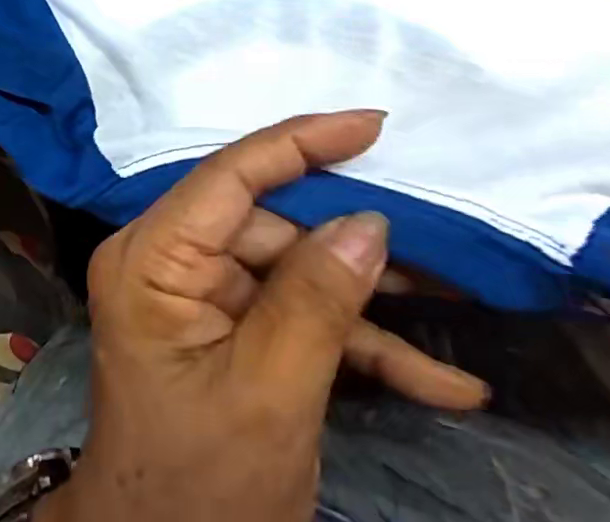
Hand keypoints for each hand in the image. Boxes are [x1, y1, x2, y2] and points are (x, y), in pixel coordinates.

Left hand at [37, 111, 487, 521]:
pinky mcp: (228, 329)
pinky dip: (358, 344)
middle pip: (272, 222)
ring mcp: (200, 295)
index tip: (372, 124)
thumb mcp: (269, 393)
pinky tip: (441, 382)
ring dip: (370, 299)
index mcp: (153, 258)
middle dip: (353, 239)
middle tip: (437, 233)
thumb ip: (317, 299)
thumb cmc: (199, 486)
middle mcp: (170, 261)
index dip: (302, 141)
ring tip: (456, 299)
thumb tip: (369, 222)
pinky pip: (296, 317)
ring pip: (296, 270)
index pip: (230, 176)